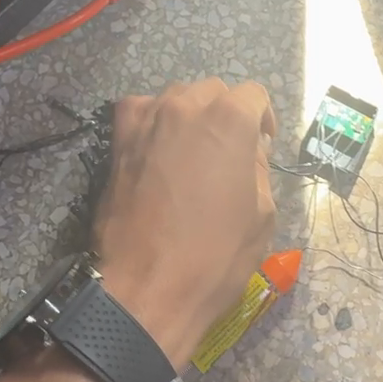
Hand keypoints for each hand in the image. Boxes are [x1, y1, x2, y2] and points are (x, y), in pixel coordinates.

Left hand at [94, 79, 277, 366]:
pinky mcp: (119, 138)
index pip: (254, 95)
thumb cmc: (215, 256)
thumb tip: (249, 149)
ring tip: (191, 152)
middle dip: (226, 115)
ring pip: (177, 98)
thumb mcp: (262, 214)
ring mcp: (149, 118)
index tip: (262, 145)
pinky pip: (142, 111)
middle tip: (227, 153)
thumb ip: (258, 167)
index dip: (263, 119)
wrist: (146, 289)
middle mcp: (187, 105)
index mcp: (230, 119)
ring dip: (190, 116)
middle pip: (214, 92)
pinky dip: (153, 122)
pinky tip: (157, 150)